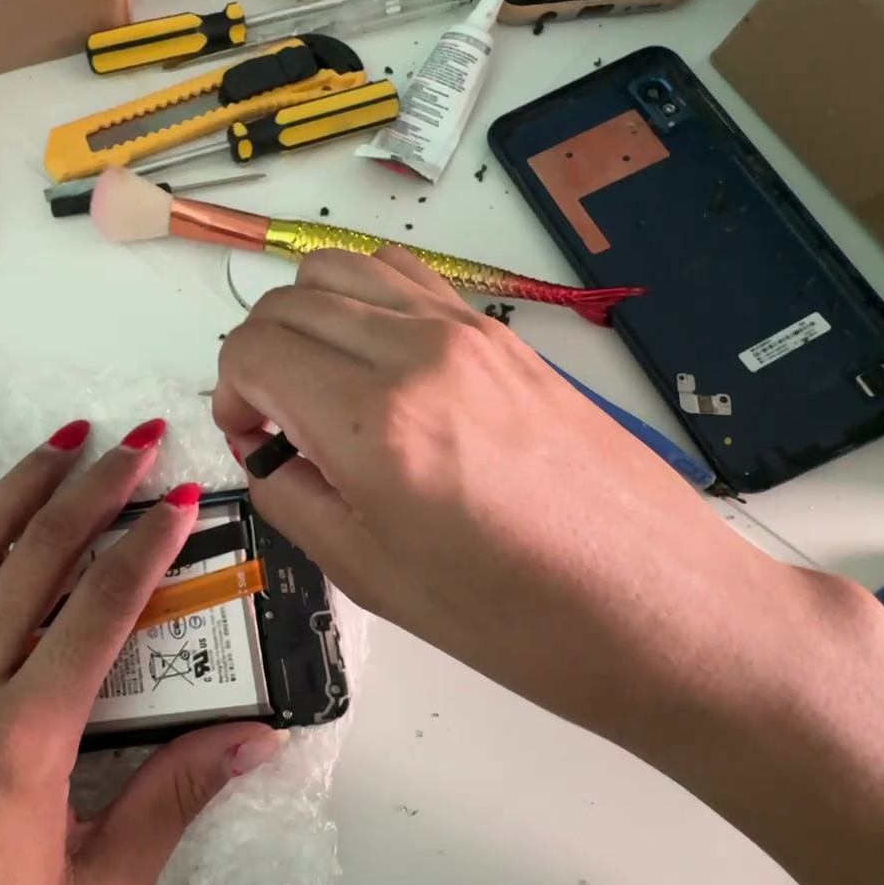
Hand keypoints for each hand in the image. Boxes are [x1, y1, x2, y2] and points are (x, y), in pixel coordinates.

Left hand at [0, 418, 285, 884]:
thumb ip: (172, 800)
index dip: (151, 542)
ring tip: (61, 443)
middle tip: (137, 443)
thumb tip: (252, 741)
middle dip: (98, 488)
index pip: (105, 604)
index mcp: (23, 735)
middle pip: (40, 553)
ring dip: (16, 487)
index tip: (182, 498)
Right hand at [213, 248, 810, 728]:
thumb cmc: (509, 615)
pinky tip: (373, 357)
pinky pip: (401, 274)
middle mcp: (414, 351)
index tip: (247, 435)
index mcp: (374, 420)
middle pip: (285, 301)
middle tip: (274, 419)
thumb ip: (289, 493)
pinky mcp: (498, 330)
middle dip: (255, 355)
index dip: (228, 391)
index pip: (254, 349)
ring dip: (302, 317)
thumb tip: (266, 448)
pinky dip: (360, 298)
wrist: (655, 605)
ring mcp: (463, 329)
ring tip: (318, 381)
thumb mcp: (365, 573)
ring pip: (337, 269)